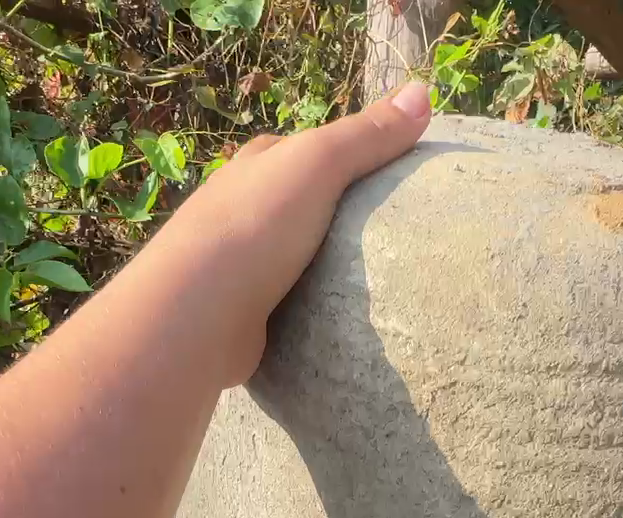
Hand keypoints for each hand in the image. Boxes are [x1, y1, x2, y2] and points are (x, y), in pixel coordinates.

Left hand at [121, 82, 431, 387]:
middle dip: (339, 218)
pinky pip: (290, 306)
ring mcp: (241, 267)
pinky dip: (314, 309)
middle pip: (302, 207)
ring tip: (378, 284)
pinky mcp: (245, 315)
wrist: (198, 316)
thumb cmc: (255, 227)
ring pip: (295, 261)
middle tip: (394, 237)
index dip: (349, 157)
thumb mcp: (317, 165)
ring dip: (327, 269)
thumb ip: (366, 135)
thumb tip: (424, 92)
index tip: (393, 178)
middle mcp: (242, 212)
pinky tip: (341, 320)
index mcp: (255, 167)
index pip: (307, 151)